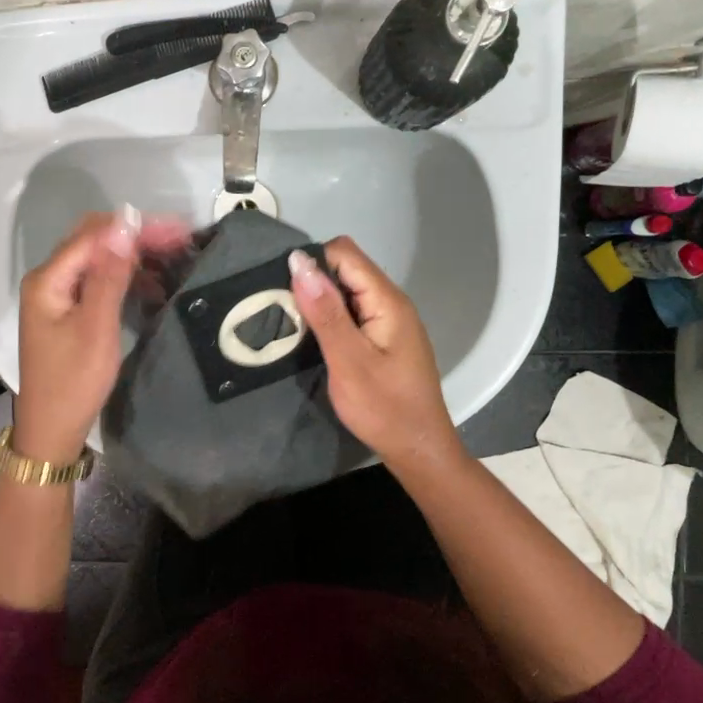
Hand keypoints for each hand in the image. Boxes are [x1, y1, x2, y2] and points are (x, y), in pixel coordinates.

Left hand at [15, 208, 189, 463]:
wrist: (51, 431)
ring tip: (173, 260)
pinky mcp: (66, 313)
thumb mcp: (96, 328)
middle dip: (136, 237)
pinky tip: (152, 286)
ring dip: (133, 257)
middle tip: (180, 241)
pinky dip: (124, 279)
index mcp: (48, 280)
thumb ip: (110, 276)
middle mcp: (48, 280)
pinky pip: (97, 282)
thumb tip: (124, 226)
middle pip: (94, 242)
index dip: (136, 228)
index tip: (177, 230)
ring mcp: (56, 296)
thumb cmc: (73, 383)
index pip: (94, 235)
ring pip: (98, 260)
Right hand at [287, 238, 461, 464]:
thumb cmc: (383, 408)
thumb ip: (324, 311)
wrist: (418, 448)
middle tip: (285, 312)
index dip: (312, 263)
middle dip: (313, 281)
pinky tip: (316, 341)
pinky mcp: (384, 339)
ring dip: (320, 302)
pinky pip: (354, 313)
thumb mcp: (348, 360)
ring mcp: (390, 321)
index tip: (284, 289)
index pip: (344, 253)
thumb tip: (299, 261)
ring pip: (348, 292)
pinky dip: (331, 319)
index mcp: (387, 301)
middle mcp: (392, 302)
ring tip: (294, 326)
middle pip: (347, 269)